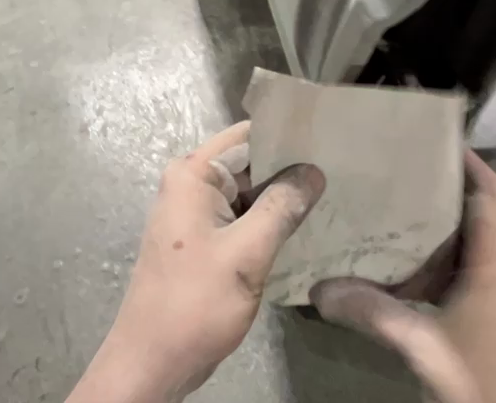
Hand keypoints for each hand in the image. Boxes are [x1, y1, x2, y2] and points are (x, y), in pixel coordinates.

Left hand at [68, 122, 324, 402]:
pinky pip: (242, 217)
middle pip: (249, 162)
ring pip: (248, 192)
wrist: (152, 361)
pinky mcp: (205, 240)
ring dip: (283, 196)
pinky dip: (270, 220)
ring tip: (335, 192)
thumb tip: (313, 171)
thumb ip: (280, 208)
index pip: (247, 136)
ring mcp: (197, 213)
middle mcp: (191, 184)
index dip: (287, 134)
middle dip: (290, 167)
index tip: (330, 136)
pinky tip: (308, 225)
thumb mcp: (246, 254)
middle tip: (342, 168)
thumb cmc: (194, 302)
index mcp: (193, 174)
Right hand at [310, 151, 495, 402]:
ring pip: (480, 255)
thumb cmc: (489, 386)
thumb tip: (318, 289)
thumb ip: (373, 313)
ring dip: (443, 240)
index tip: (433, 137)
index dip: (468, 162)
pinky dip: (450, 273)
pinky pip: (481, 283)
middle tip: (395, 178)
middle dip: (442, 197)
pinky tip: (417, 289)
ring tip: (395, 226)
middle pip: (482, 220)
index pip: (492, 195)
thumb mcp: (425, 349)